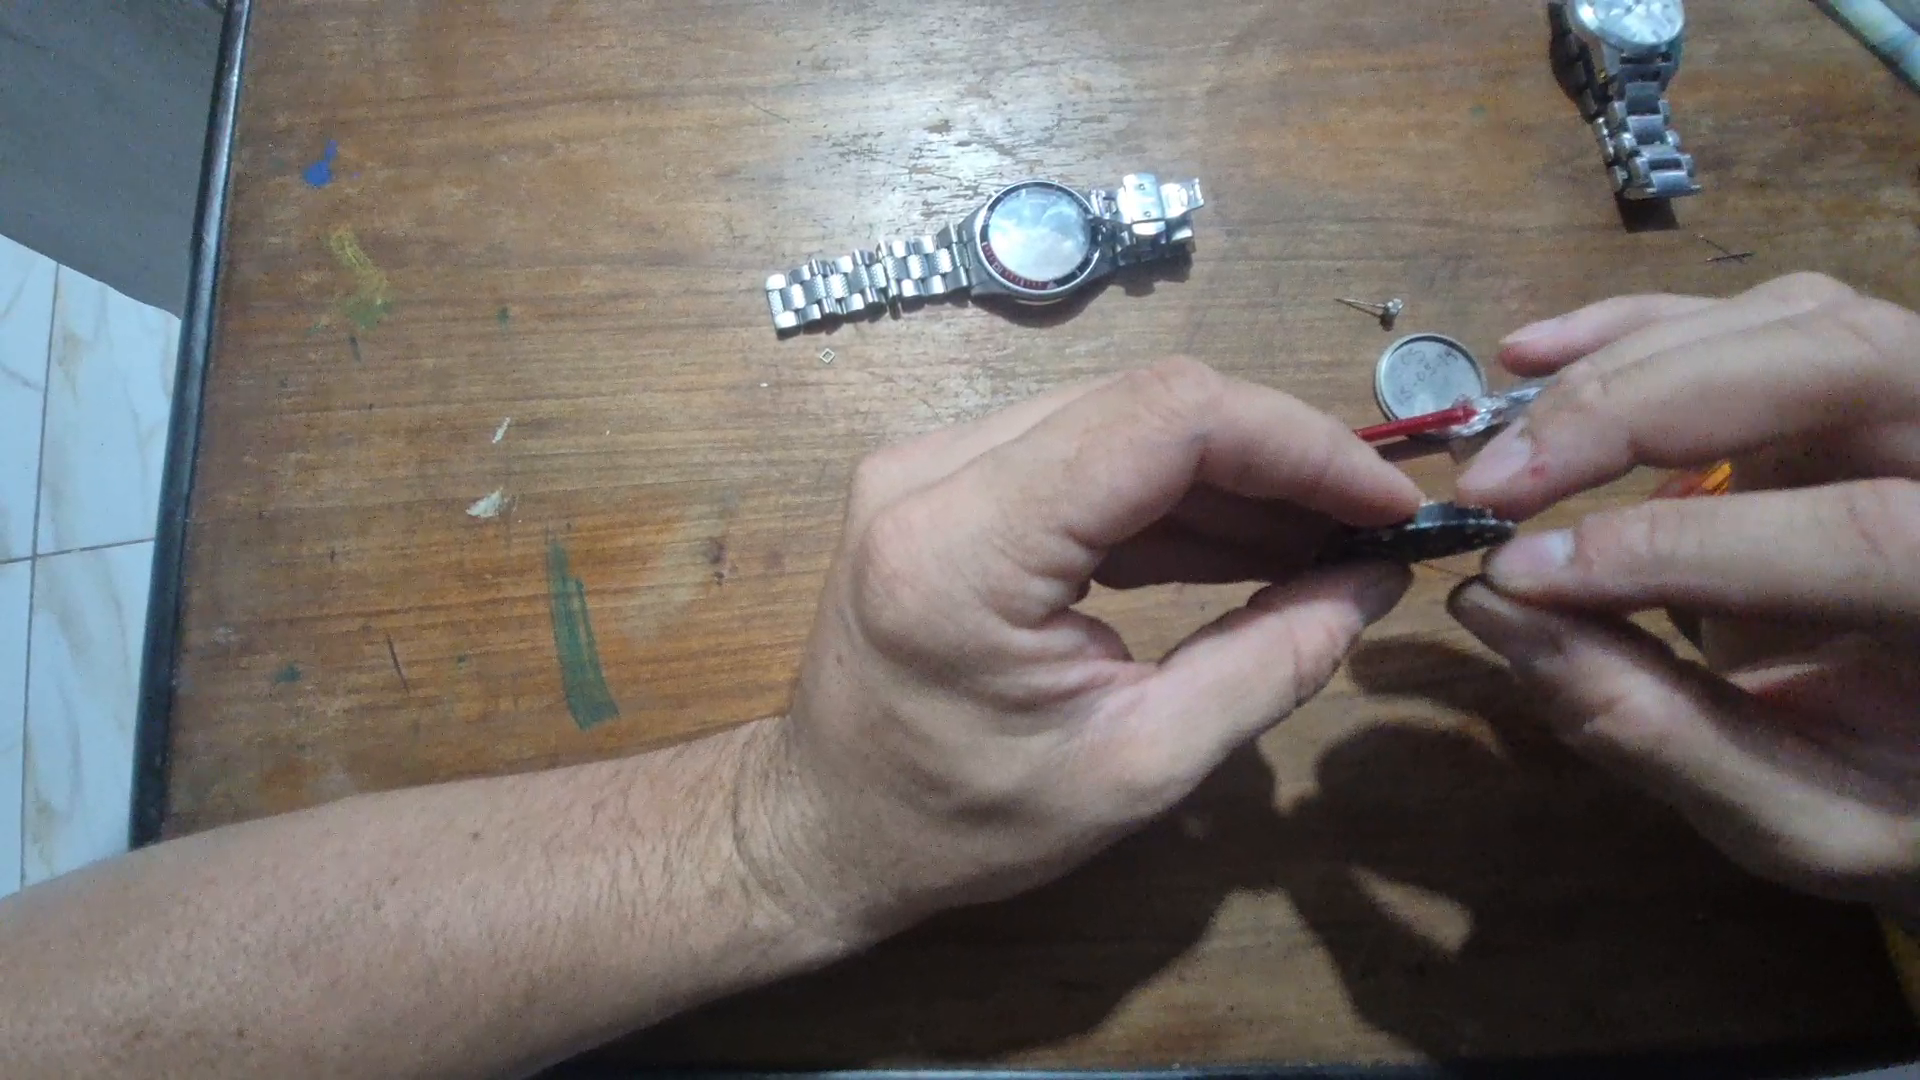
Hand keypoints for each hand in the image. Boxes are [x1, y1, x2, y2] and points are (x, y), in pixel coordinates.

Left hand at [735, 359, 1422, 943]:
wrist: (827, 820)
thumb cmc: (960, 822)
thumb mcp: (1136, 767)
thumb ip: (1267, 663)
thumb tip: (1370, 581)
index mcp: (964, 549)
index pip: (1160, 420)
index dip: (1294, 443)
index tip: (1381, 499)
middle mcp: (928, 473)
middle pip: (1138, 407)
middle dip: (1266, 459)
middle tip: (1356, 527)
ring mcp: (921, 466)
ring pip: (1110, 424)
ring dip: (1219, 479)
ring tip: (1311, 542)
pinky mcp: (934, 481)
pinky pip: (1071, 458)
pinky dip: (1156, 498)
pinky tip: (1229, 545)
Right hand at [1449, 272, 1919, 919]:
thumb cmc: (1902, 794)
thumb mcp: (1795, 814)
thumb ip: (1648, 723)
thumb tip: (1488, 607)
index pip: (1862, 532)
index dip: (1665, 546)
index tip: (1511, 576)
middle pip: (1829, 359)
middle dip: (1621, 416)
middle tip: (1489, 487)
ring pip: (1776, 321)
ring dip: (1606, 374)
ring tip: (1493, 451)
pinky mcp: (1853, 387)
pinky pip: (1741, 315)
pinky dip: (1617, 326)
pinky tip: (1525, 355)